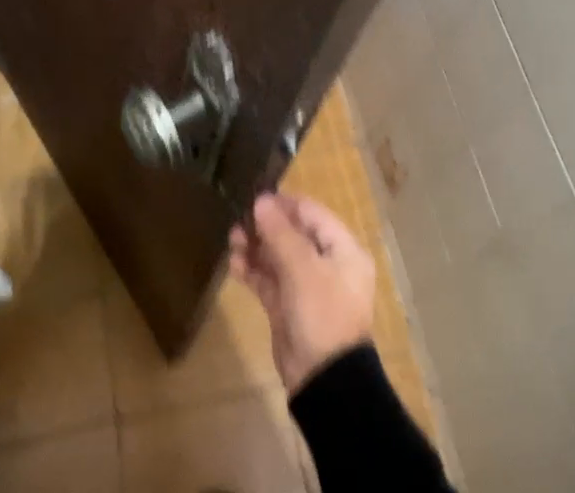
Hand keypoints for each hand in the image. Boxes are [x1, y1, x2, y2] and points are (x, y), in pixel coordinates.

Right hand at [229, 192, 376, 392]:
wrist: (324, 379)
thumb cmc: (322, 314)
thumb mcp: (303, 269)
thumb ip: (280, 233)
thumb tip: (261, 201)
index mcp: (343, 251)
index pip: (313, 214)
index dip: (284, 203)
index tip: (253, 195)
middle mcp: (328, 265)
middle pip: (294, 234)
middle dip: (265, 226)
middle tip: (237, 220)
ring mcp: (307, 288)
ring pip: (279, 258)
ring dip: (256, 247)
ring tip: (232, 239)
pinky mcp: (289, 308)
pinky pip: (270, 281)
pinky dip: (254, 271)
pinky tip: (234, 263)